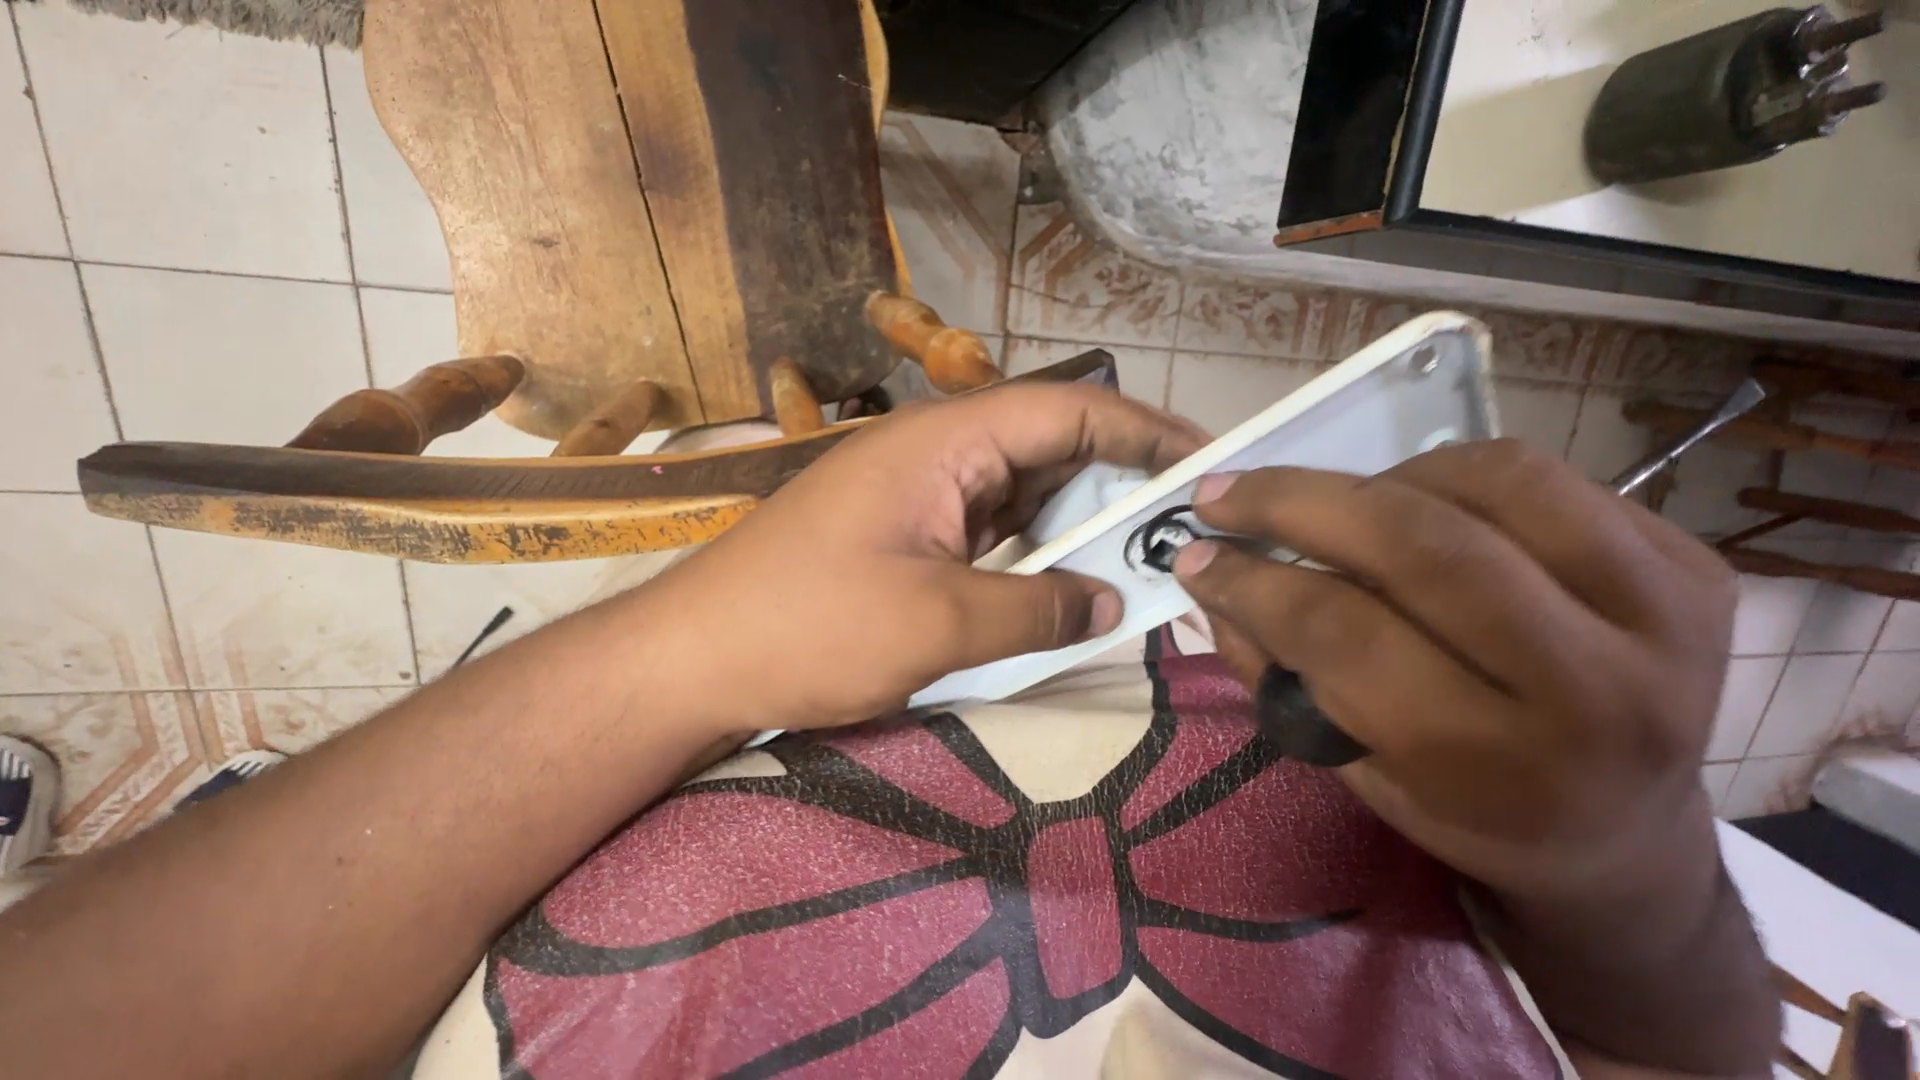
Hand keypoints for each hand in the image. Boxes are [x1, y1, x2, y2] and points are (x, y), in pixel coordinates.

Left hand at [634, 383, 1205, 733]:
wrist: (694, 660)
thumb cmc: (810, 627)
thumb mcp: (938, 623)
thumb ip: (1037, 607)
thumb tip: (1112, 602)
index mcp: (942, 444)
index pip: (1066, 411)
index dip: (1144, 428)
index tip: (1207, 460)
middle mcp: (933, 454)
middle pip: (1047, 446)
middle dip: (1119, 479)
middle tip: (1186, 521)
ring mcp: (915, 496)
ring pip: (1018, 493)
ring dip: (1076, 521)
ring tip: (1142, 553)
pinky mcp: (902, 537)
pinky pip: (987, 530)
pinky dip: (1032, 551)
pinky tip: (1066, 581)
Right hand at [1170, 439, 1774, 1073]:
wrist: (1627, 836)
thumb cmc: (1471, 815)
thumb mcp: (1357, 772)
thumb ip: (1280, 674)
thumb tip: (1210, 575)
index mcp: (1501, 763)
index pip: (1348, 636)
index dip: (1255, 584)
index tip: (1195, 557)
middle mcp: (1598, 685)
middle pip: (1422, 545)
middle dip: (1298, 503)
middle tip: (1226, 493)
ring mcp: (1663, 613)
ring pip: (1491, 481)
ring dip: (1380, 479)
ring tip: (1333, 507)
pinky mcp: (1693, 561)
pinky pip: (1541, 478)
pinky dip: (1451, 475)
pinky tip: (1414, 507)